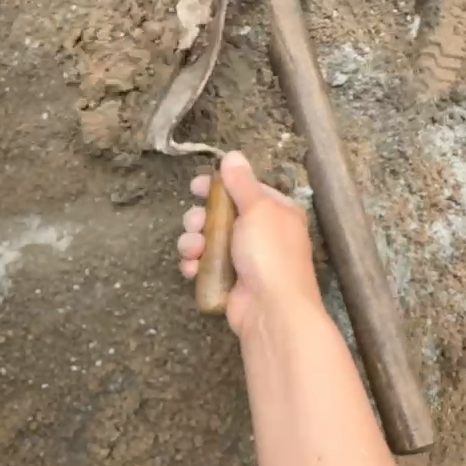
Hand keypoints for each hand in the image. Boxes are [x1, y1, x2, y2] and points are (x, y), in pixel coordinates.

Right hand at [177, 151, 321, 336]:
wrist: (272, 309)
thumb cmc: (270, 253)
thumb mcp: (258, 209)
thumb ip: (241, 183)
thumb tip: (232, 156)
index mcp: (274, 211)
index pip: (243, 190)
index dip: (218, 186)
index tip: (196, 185)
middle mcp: (259, 233)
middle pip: (219, 215)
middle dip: (200, 218)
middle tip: (195, 223)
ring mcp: (242, 259)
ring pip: (206, 241)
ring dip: (193, 242)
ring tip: (193, 250)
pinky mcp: (227, 280)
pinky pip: (204, 266)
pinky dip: (194, 265)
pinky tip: (191, 268)